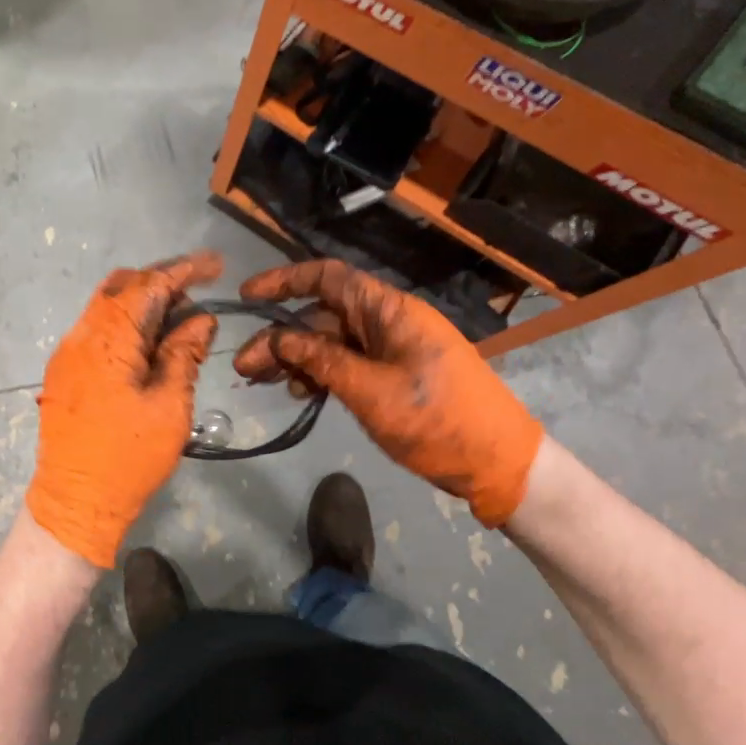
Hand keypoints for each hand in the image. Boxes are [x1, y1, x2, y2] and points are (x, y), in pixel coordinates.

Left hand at [26, 252, 221, 567]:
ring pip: (106, 306)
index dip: (183, 271)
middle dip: (160, 282)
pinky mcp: (65, 370)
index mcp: (107, 340)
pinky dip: (126, 325)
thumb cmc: (128, 457)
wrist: (74, 501)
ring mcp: (68, 352)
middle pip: (121, 287)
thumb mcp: (170, 406)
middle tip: (198, 296)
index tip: (215, 265)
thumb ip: (184, 354)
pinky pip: (97, 330)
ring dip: (142, 304)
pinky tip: (152, 344)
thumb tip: (200, 319)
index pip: (147, 286)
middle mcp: (81, 335)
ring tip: (181, 321)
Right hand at [231, 260, 541, 526]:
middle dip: (279, 337)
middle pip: (321, 316)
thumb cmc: (438, 421)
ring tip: (262, 383)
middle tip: (243, 367)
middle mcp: (388, 323)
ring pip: (330, 343)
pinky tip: (299, 394)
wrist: (502, 466)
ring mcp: (392, 351)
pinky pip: (347, 364)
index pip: (328, 278)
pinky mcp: (394, 376)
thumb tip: (277, 337)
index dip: (284, 281)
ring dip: (294, 359)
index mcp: (389, 312)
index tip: (248, 296)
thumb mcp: (370, 391)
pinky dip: (319, 375)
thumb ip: (320, 360)